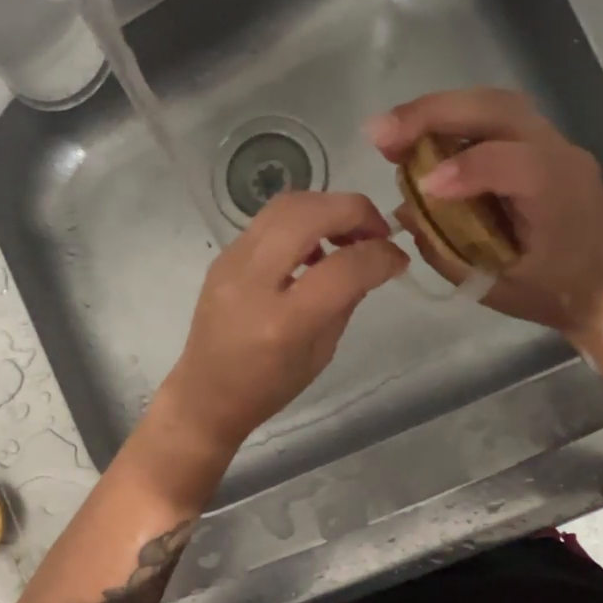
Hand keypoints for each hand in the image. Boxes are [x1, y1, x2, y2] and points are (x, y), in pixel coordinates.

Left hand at [155, 191, 407, 449]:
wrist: (204, 397)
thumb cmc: (267, 388)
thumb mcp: (320, 353)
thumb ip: (348, 301)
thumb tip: (375, 260)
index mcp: (283, 322)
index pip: (344, 267)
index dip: (381, 256)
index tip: (398, 260)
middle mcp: (252, 283)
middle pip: (311, 213)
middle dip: (355, 211)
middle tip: (376, 234)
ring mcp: (230, 264)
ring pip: (286, 205)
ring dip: (327, 209)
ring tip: (345, 238)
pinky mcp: (221, 258)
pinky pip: (268, 222)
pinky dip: (300, 222)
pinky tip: (312, 249)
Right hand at [367, 89, 602, 334]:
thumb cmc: (550, 292)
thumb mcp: (495, 287)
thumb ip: (448, 252)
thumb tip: (406, 213)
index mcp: (557, 195)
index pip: (512, 162)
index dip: (465, 169)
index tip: (420, 187)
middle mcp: (560, 154)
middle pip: (497, 110)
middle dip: (434, 115)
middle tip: (380, 134)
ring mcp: (552, 141)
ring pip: (493, 104)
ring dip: (437, 111)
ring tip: (390, 132)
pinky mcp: (538, 142)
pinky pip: (493, 118)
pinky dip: (450, 120)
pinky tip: (416, 137)